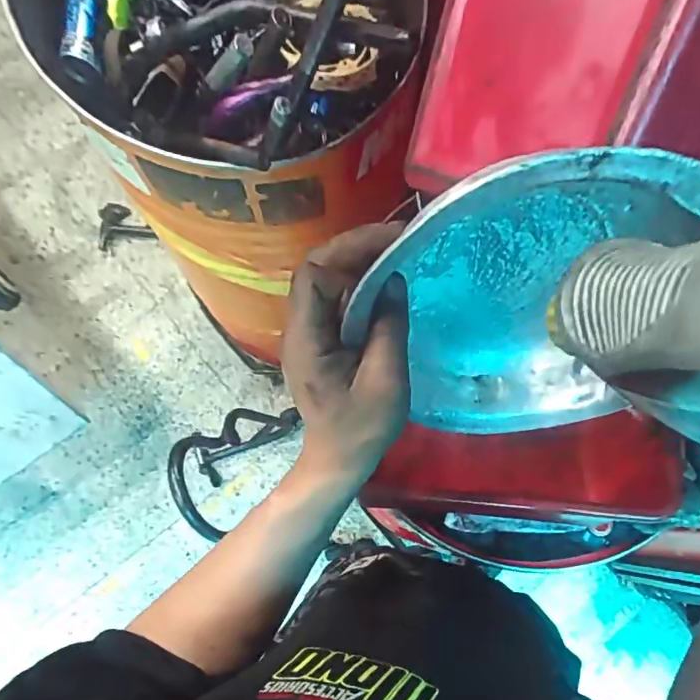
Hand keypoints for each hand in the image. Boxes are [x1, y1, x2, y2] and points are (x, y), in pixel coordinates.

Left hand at [282, 223, 409, 490]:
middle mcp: (300, 329)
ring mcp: (309, 334)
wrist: (339, 460)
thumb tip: (394, 280)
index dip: (350, 250)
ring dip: (360, 262)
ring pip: (327, 282)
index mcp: (307, 338)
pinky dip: (361, 284)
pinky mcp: (322, 340)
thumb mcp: (385, 382)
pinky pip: (337, 300)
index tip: (391, 242)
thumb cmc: (361, 429)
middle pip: (318, 270)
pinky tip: (386, 281)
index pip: (314, 274)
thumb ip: (389, 328)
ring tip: (397, 251)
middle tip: (399, 239)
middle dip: (357, 248)